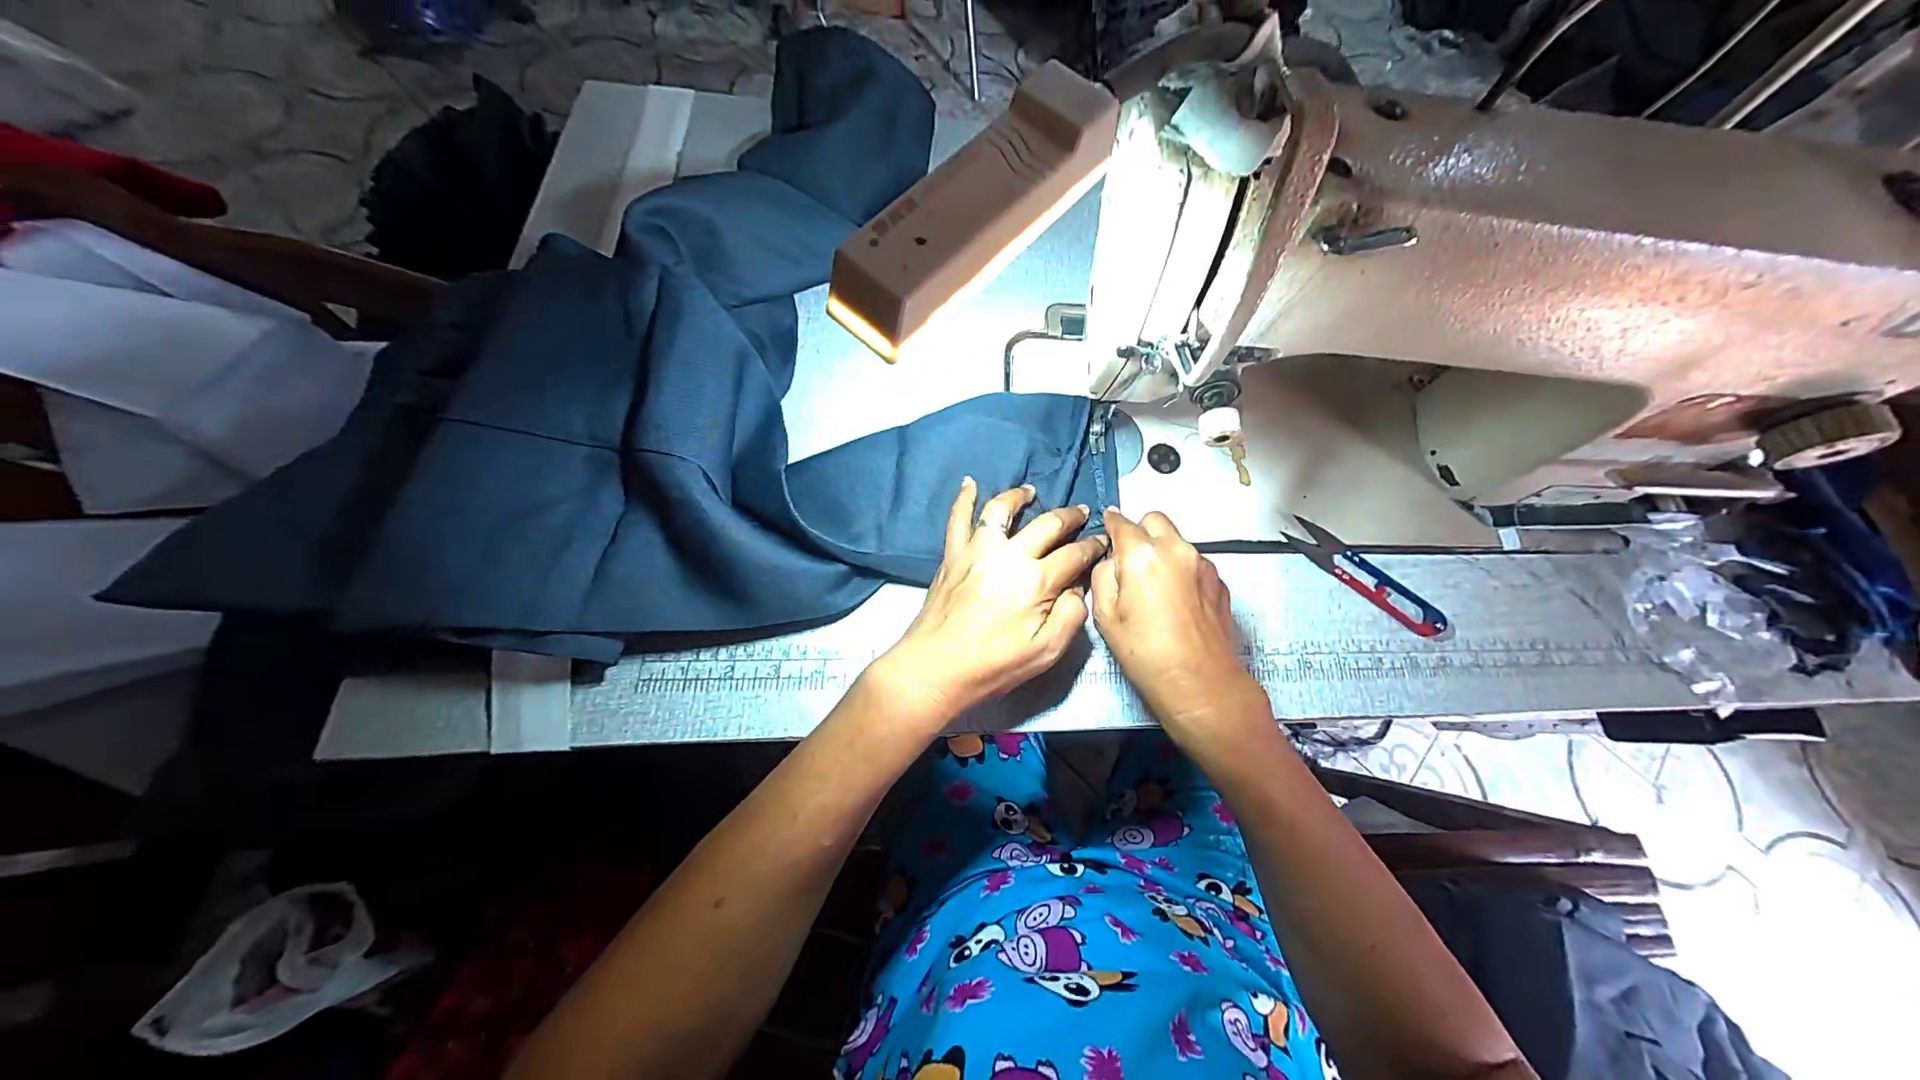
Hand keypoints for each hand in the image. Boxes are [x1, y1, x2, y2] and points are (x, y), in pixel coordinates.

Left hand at [869, 479, 1108, 724]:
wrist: (935, 668)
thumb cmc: (992, 665)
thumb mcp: (1046, 652)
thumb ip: (1070, 616)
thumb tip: (1077, 588)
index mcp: (1036, 580)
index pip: (1075, 554)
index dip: (1094, 546)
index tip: (1103, 541)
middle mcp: (1008, 556)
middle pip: (1046, 525)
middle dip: (1069, 516)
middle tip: (1081, 512)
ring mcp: (977, 551)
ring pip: (1001, 510)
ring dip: (1019, 497)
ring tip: (1030, 492)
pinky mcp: (952, 556)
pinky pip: (958, 519)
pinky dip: (963, 499)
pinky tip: (969, 484)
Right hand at [1090, 508, 1269, 735]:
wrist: (1201, 683)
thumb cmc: (1146, 654)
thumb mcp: (1105, 616)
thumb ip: (1102, 576)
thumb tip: (1111, 561)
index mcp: (1142, 555)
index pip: (1121, 522)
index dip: (1110, 525)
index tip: (1107, 532)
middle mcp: (1176, 549)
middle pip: (1154, 520)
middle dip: (1140, 533)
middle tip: (1130, 562)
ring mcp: (1203, 563)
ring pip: (1176, 541)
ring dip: (1162, 552)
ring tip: (1155, 588)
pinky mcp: (1220, 581)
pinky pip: (1194, 562)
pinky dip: (1181, 571)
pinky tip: (1177, 602)